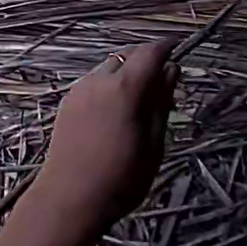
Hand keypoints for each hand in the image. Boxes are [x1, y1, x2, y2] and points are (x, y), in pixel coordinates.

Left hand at [31, 40, 178, 234]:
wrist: (68, 198)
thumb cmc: (121, 178)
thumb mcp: (154, 143)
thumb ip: (161, 102)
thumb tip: (171, 70)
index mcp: (125, 88)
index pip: (149, 52)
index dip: (166, 47)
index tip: (178, 48)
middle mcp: (100, 79)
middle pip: (127, 55)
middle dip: (146, 60)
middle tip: (163, 83)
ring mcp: (80, 89)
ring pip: (109, 67)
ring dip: (126, 73)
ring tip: (139, 101)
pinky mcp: (67, 101)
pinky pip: (94, 82)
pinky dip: (109, 85)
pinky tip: (114, 110)